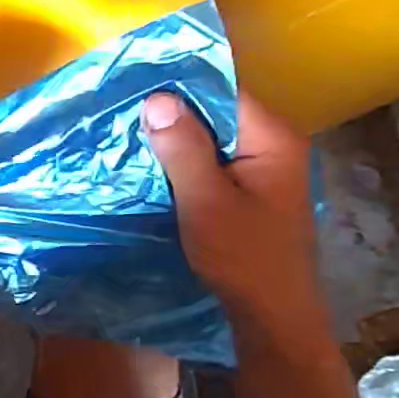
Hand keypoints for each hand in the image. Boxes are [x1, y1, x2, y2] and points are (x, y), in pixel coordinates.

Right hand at [143, 90, 321, 329]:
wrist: (272, 314)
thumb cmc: (243, 257)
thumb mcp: (205, 201)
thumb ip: (183, 148)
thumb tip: (156, 97)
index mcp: (272, 137)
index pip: (223, 90)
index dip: (180, 85)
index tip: (137, 83)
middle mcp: (273, 143)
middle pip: (217, 111)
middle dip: (173, 111)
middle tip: (125, 110)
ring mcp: (263, 167)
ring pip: (212, 137)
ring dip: (176, 137)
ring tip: (130, 133)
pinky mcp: (250, 188)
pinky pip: (213, 160)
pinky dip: (185, 160)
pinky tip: (154, 165)